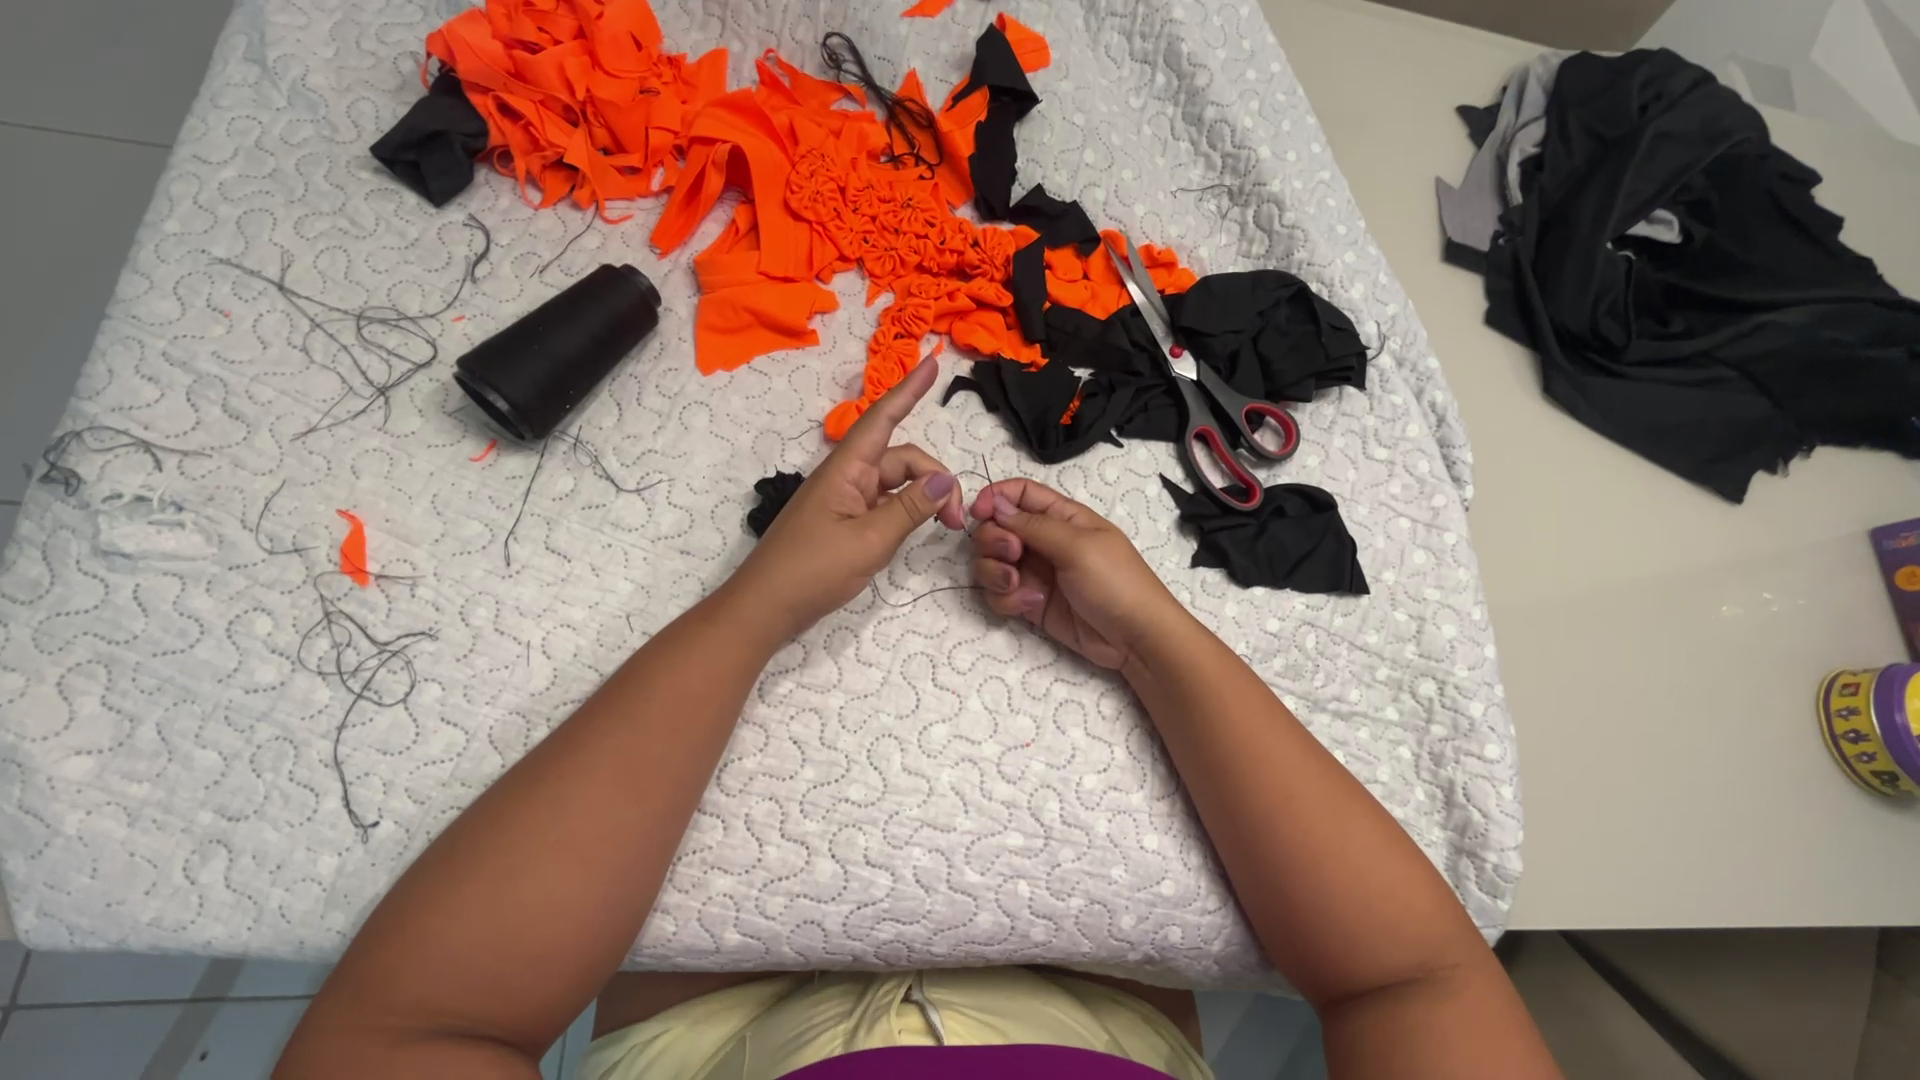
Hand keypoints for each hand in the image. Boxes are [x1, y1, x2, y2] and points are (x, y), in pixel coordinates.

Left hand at [732, 357, 965, 637]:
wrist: (765, 608)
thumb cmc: (812, 570)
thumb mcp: (869, 541)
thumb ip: (910, 508)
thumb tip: (946, 480)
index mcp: (846, 469)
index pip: (884, 418)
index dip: (909, 390)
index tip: (933, 363)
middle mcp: (847, 477)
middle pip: (901, 459)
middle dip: (935, 478)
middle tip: (957, 520)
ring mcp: (845, 501)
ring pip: (896, 484)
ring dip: (924, 497)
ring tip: (947, 526)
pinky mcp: (844, 523)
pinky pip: (884, 505)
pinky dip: (906, 512)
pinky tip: (918, 531)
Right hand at [968, 479, 1184, 670]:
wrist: (1134, 639)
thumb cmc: (1115, 582)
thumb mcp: (1078, 546)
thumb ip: (1034, 525)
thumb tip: (997, 504)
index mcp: (1061, 517)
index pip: (1019, 494)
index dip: (995, 498)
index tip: (978, 514)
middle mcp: (1043, 541)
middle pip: (996, 528)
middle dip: (993, 541)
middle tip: (1012, 557)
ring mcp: (1034, 572)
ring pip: (991, 563)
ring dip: (994, 573)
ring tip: (1016, 586)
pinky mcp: (1029, 601)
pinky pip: (999, 594)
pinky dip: (1005, 599)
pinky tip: (1029, 606)